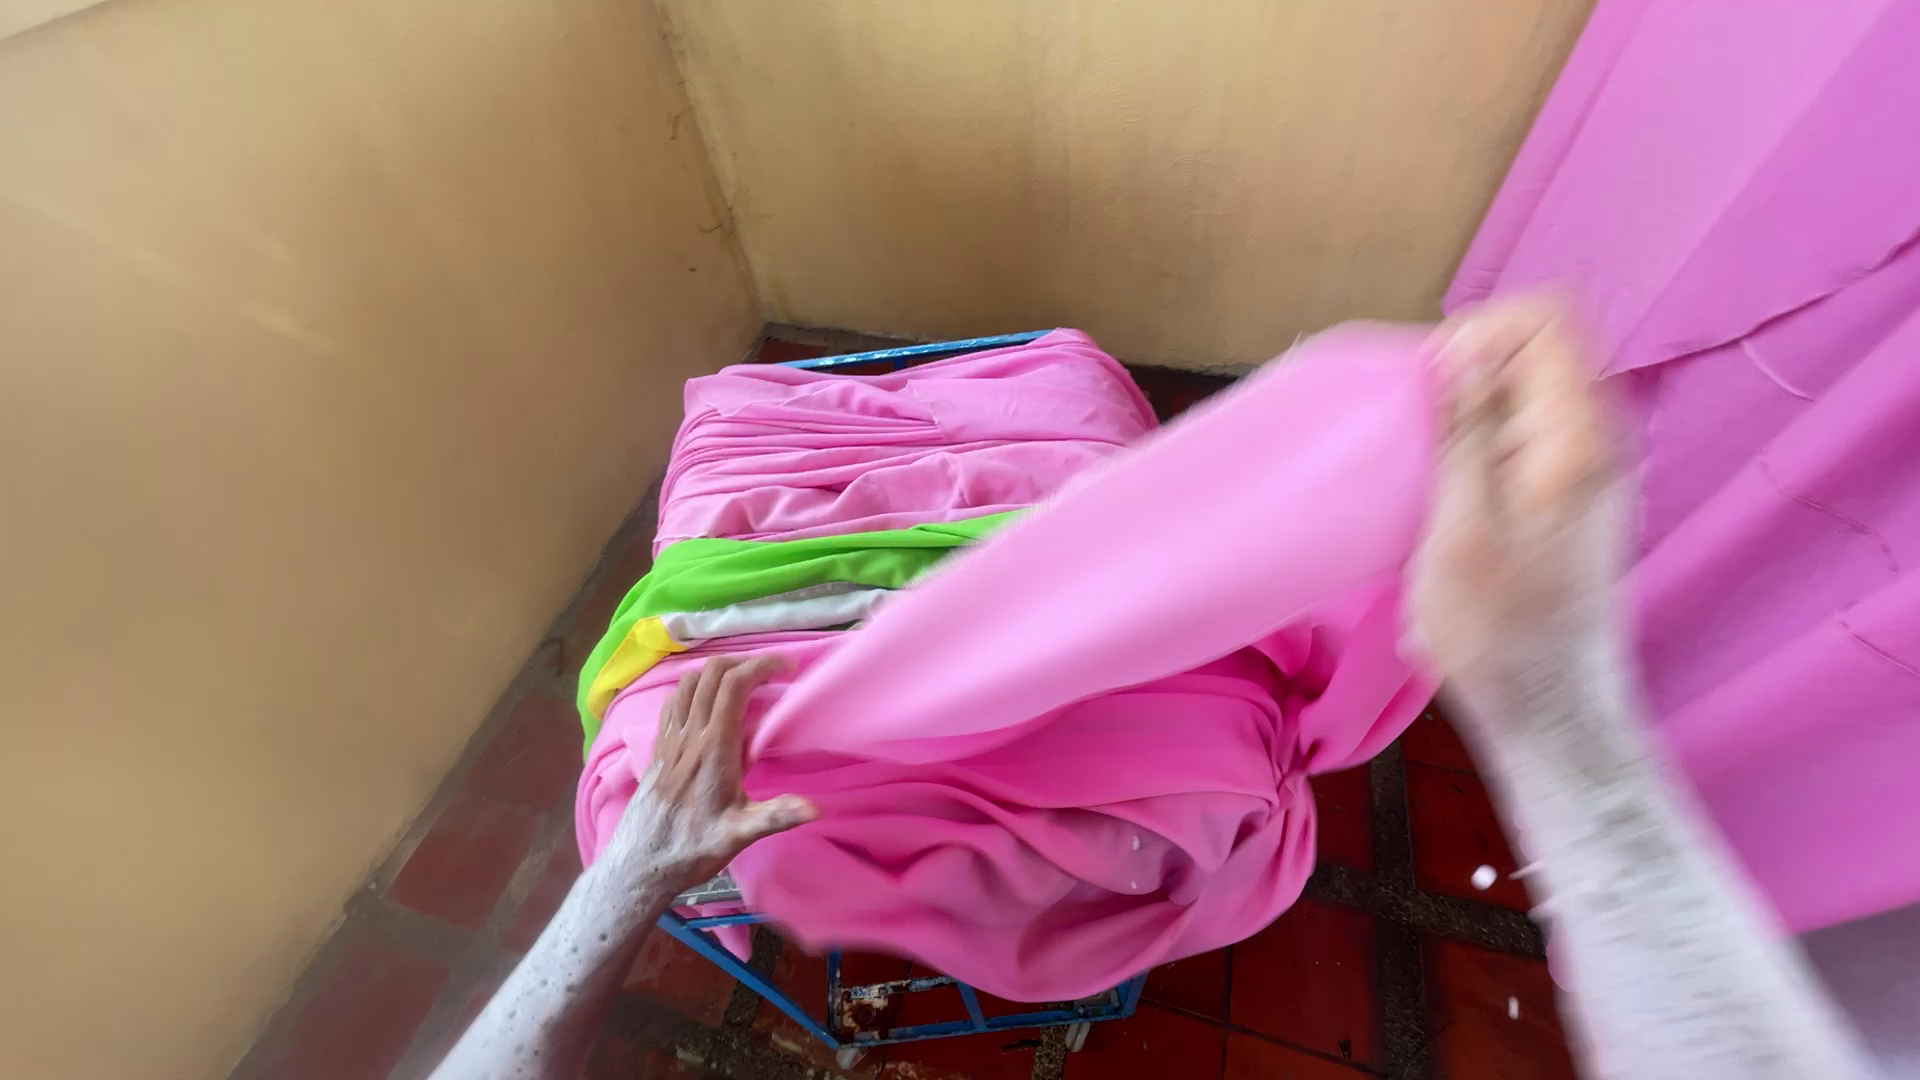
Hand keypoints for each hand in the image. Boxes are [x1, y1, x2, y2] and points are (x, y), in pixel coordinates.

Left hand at [605, 655, 817, 892]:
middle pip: (712, 673)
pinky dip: (694, 689)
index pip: (734, 684)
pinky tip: (708, 705)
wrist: (638, 866)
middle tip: (771, 674)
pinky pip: (673, 701)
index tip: (787, 668)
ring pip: (688, 682)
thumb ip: (776, 816)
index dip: (762, 665)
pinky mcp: (658, 747)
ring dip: (718, 673)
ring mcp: (669, 738)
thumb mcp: (739, 835)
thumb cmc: (692, 848)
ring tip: (743, 684)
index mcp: (714, 746)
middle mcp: (689, 734)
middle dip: (744, 662)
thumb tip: (815, 809)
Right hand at [1405, 294, 1625, 693]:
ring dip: (1455, 406)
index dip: (1474, 335)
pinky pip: (1509, 430)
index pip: (1544, 323)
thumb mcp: (1464, 526)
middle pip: (1527, 350)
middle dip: (1457, 370)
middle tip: (1406, 427)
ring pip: (1514, 390)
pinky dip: (1465, 436)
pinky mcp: (1551, 490)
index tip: (1422, 388)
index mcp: (1576, 437)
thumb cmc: (1494, 623)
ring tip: (1412, 453)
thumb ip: (1466, 434)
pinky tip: (1432, 478)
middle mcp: (1588, 437)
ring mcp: (1572, 464)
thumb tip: (1459, 349)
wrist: (1541, 701)